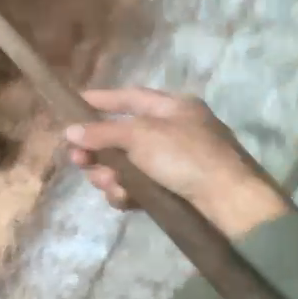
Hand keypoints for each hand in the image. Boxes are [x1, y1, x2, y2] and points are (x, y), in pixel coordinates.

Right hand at [65, 88, 289, 238]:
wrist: (228, 201)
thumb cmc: (186, 156)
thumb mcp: (140, 136)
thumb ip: (101, 131)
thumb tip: (69, 131)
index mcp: (172, 108)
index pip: (129, 97)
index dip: (100, 99)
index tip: (71, 104)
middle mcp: (170, 131)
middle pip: (117, 135)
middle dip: (95, 149)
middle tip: (77, 160)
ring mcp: (169, 161)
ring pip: (120, 164)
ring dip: (106, 174)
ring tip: (107, 182)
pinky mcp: (168, 187)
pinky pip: (133, 185)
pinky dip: (123, 191)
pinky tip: (123, 197)